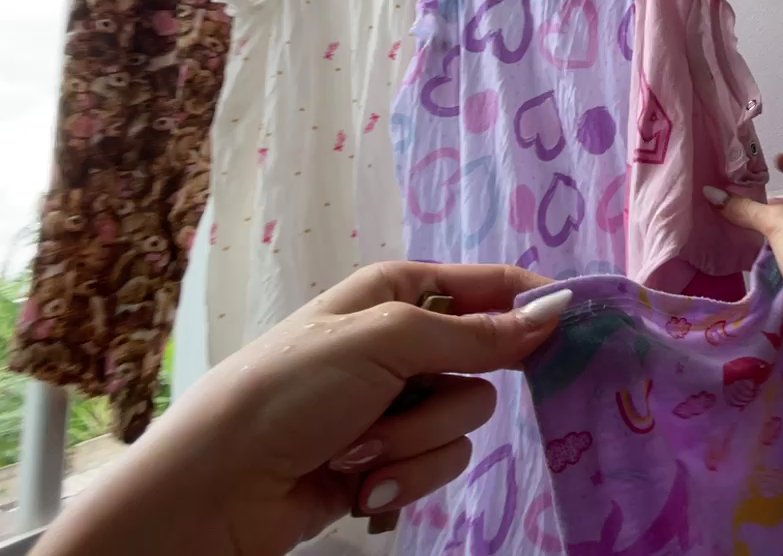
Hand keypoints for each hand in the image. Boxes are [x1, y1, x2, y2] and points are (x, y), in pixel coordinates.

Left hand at [36, 262, 573, 555]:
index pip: (491, 284)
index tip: (577, 322)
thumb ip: (477, 333)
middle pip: (487, 356)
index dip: (534, 300)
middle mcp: (409, 340)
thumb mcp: (386, 342)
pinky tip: (357, 482)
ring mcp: (402, 400)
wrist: (205, 498)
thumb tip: (556, 310)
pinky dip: (406, 473)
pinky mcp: (395, 455)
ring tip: (360, 449)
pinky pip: (443, 460)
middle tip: (424, 396)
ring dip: (418, 438)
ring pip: (469, 413)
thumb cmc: (292, 391)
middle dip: (450, 387)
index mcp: (403, 292)